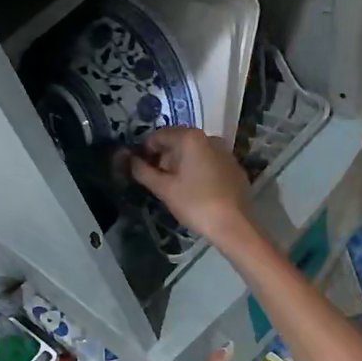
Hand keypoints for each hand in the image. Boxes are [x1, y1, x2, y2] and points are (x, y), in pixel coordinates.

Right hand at [126, 126, 252, 242]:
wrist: (233, 224)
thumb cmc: (194, 203)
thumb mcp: (163, 189)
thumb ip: (142, 171)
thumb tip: (127, 159)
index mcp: (190, 138)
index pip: (158, 136)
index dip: (144, 151)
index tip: (139, 169)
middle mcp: (209, 138)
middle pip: (177, 142)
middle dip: (163, 158)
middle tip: (156, 182)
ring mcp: (225, 152)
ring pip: (194, 153)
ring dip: (180, 165)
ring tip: (175, 188)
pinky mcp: (234, 167)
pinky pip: (209, 163)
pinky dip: (198, 171)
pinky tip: (196, 191)